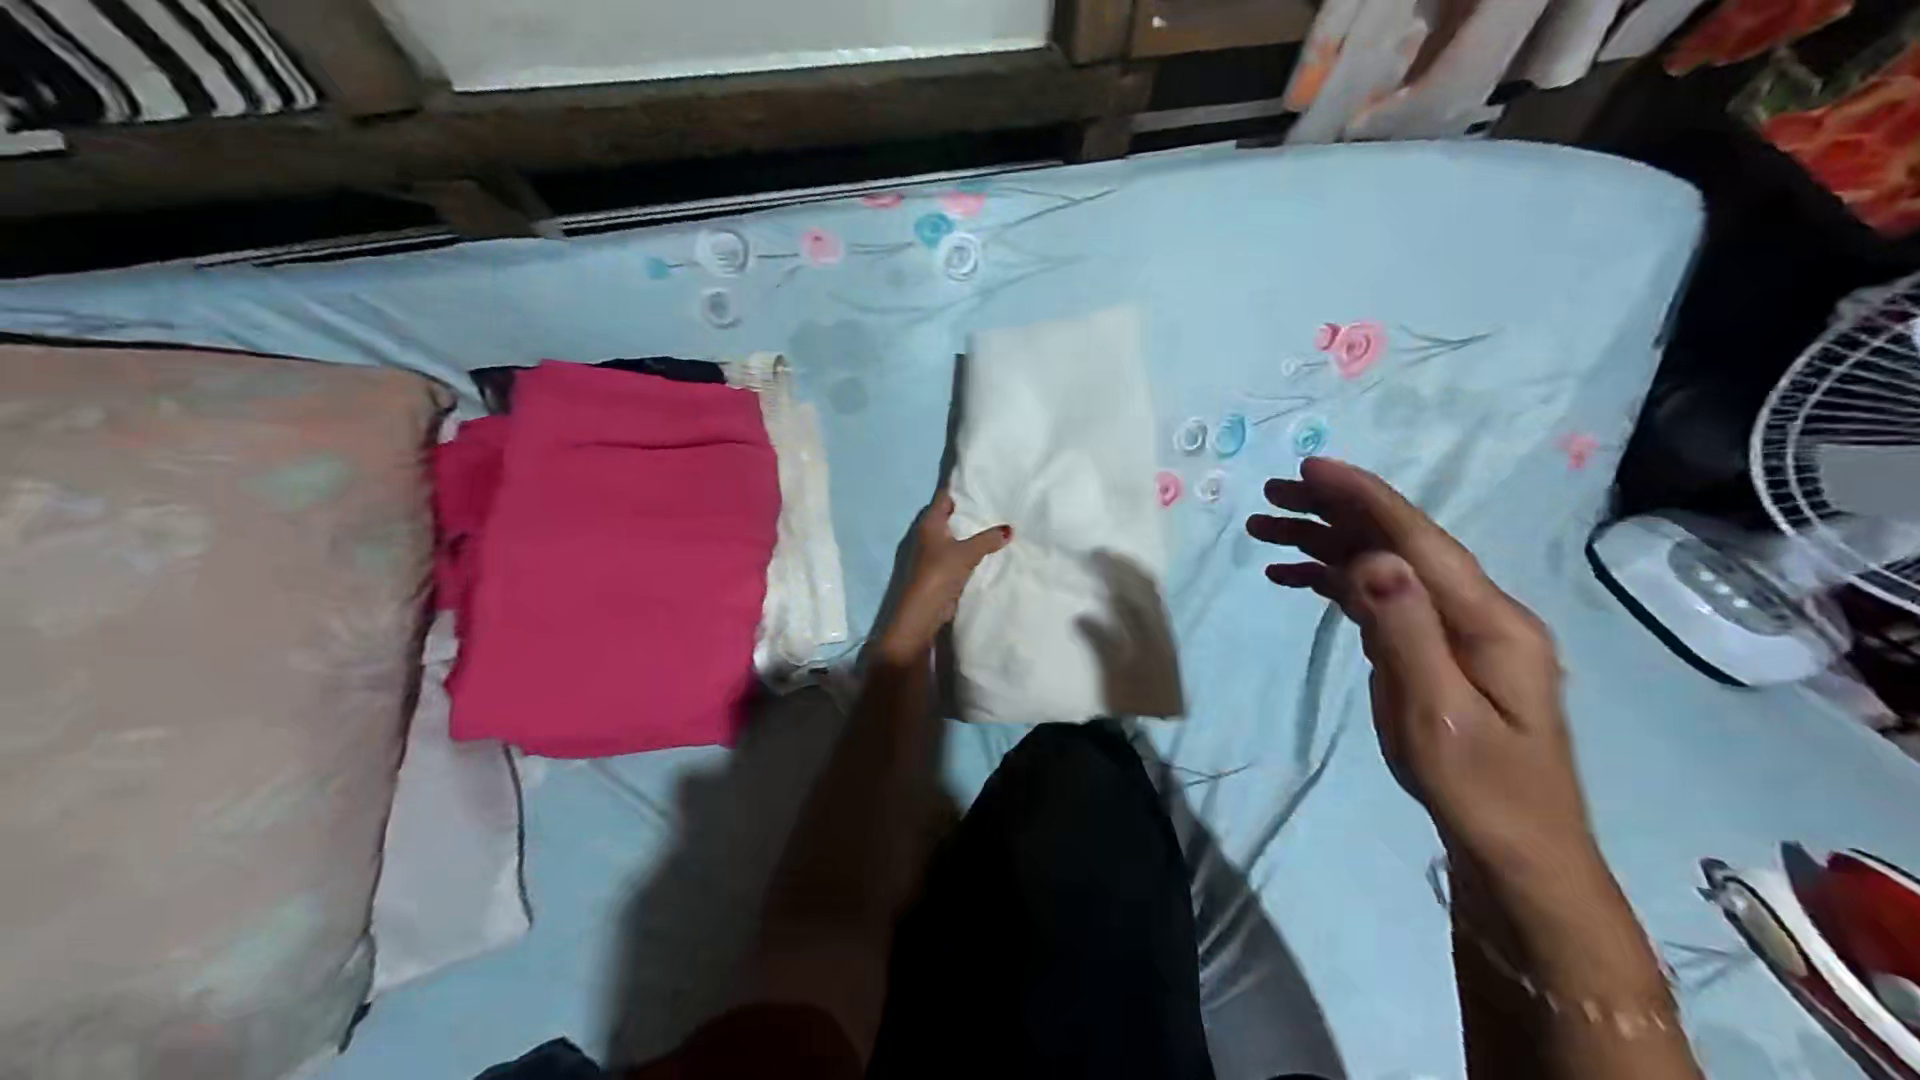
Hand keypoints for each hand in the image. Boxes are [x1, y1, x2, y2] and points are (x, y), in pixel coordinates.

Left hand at [874, 491, 1010, 666]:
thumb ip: (988, 540)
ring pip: (956, 534)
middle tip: (996, 499)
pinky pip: (959, 552)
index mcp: (929, 523)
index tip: (981, 478)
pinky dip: (971, 548)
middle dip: (970, 509)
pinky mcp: (940, 569)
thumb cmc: (939, 573)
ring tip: (997, 520)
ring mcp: (933, 552)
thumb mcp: (967, 553)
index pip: (945, 496)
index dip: (960, 487)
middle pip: (951, 515)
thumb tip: (1009, 529)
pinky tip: (989, 547)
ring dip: (972, 531)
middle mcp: (928, 534)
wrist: (924, 611)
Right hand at [1246, 457, 1599, 885]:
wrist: (1515, 850)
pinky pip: (1379, 599)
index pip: (1418, 540)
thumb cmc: (1480, 788)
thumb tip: (1374, 560)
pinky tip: (1294, 577)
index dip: (1363, 497)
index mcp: (1489, 620)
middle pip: (1396, 543)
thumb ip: (1407, 632)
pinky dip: (1334, 582)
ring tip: (1265, 533)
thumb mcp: (1439, 715)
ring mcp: (1453, 630)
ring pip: (1382, 567)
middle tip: (1270, 497)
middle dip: (1333, 513)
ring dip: (1324, 545)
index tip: (1311, 468)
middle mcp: (1475, 611)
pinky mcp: (1431, 648)